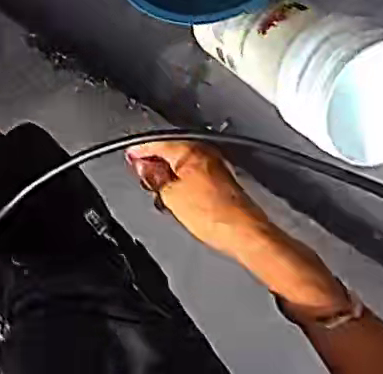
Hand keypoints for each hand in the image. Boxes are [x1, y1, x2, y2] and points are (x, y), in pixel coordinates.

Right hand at [127, 140, 348, 317]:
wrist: (252, 239)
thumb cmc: (217, 216)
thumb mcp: (169, 195)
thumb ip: (151, 176)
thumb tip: (143, 166)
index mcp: (188, 149)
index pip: (152, 142)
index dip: (137, 152)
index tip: (129, 159)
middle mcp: (204, 153)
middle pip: (168, 152)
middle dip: (154, 164)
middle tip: (144, 177)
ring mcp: (217, 168)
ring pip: (182, 164)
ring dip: (169, 175)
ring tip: (162, 193)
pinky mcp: (225, 184)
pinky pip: (196, 176)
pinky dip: (185, 183)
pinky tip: (182, 200)